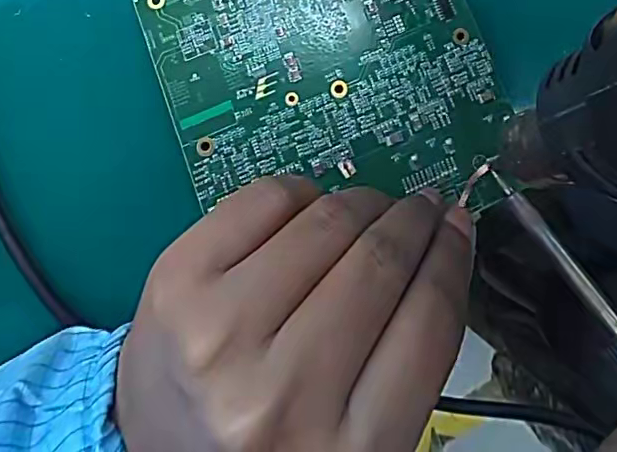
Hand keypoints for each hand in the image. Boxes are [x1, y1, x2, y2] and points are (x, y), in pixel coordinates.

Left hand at [115, 177, 473, 451]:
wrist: (157, 451)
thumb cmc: (270, 445)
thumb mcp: (357, 438)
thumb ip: (404, 357)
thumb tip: (442, 241)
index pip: (428, 324)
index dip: (452, 258)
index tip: (458, 228)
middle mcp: (280, 396)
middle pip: (378, 263)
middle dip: (413, 221)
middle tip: (423, 207)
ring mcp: (220, 331)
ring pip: (328, 220)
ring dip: (364, 201)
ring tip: (373, 206)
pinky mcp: (180, 278)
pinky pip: (270, 196)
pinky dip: (304, 190)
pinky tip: (310, 207)